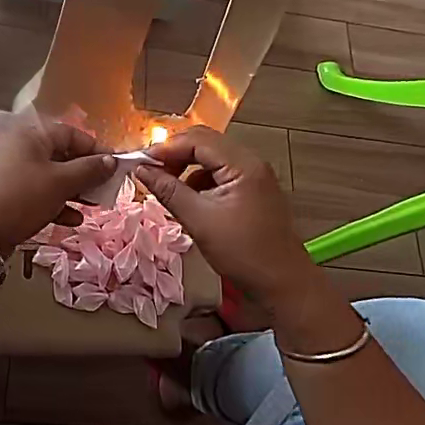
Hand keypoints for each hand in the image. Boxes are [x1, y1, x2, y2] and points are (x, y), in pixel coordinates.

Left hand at [0, 121, 117, 250]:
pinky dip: (57, 204)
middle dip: (86, 173)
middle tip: (107, 189)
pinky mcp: (9, 195)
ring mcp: (13, 172)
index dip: (96, 149)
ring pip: (52, 176)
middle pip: (62, 155)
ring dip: (75, 191)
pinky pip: (40, 193)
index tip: (116, 166)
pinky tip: (73, 220)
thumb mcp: (60, 182)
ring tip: (94, 206)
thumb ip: (88, 170)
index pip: (71, 133)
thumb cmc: (21, 196)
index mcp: (31, 135)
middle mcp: (21, 148)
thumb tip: (111, 160)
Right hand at [133, 126, 321, 311]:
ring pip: (211, 157)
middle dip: (175, 155)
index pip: (197, 140)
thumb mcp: (198, 220)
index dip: (166, 149)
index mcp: (243, 165)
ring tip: (167, 186)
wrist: (282, 284)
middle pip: (205, 143)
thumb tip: (141, 170)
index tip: (141, 163)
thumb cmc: (242, 252)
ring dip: (186, 167)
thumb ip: (168, 190)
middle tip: (151, 172)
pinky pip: (220, 172)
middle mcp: (251, 162)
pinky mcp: (252, 189)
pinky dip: (200, 179)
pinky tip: (189, 198)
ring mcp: (254, 175)